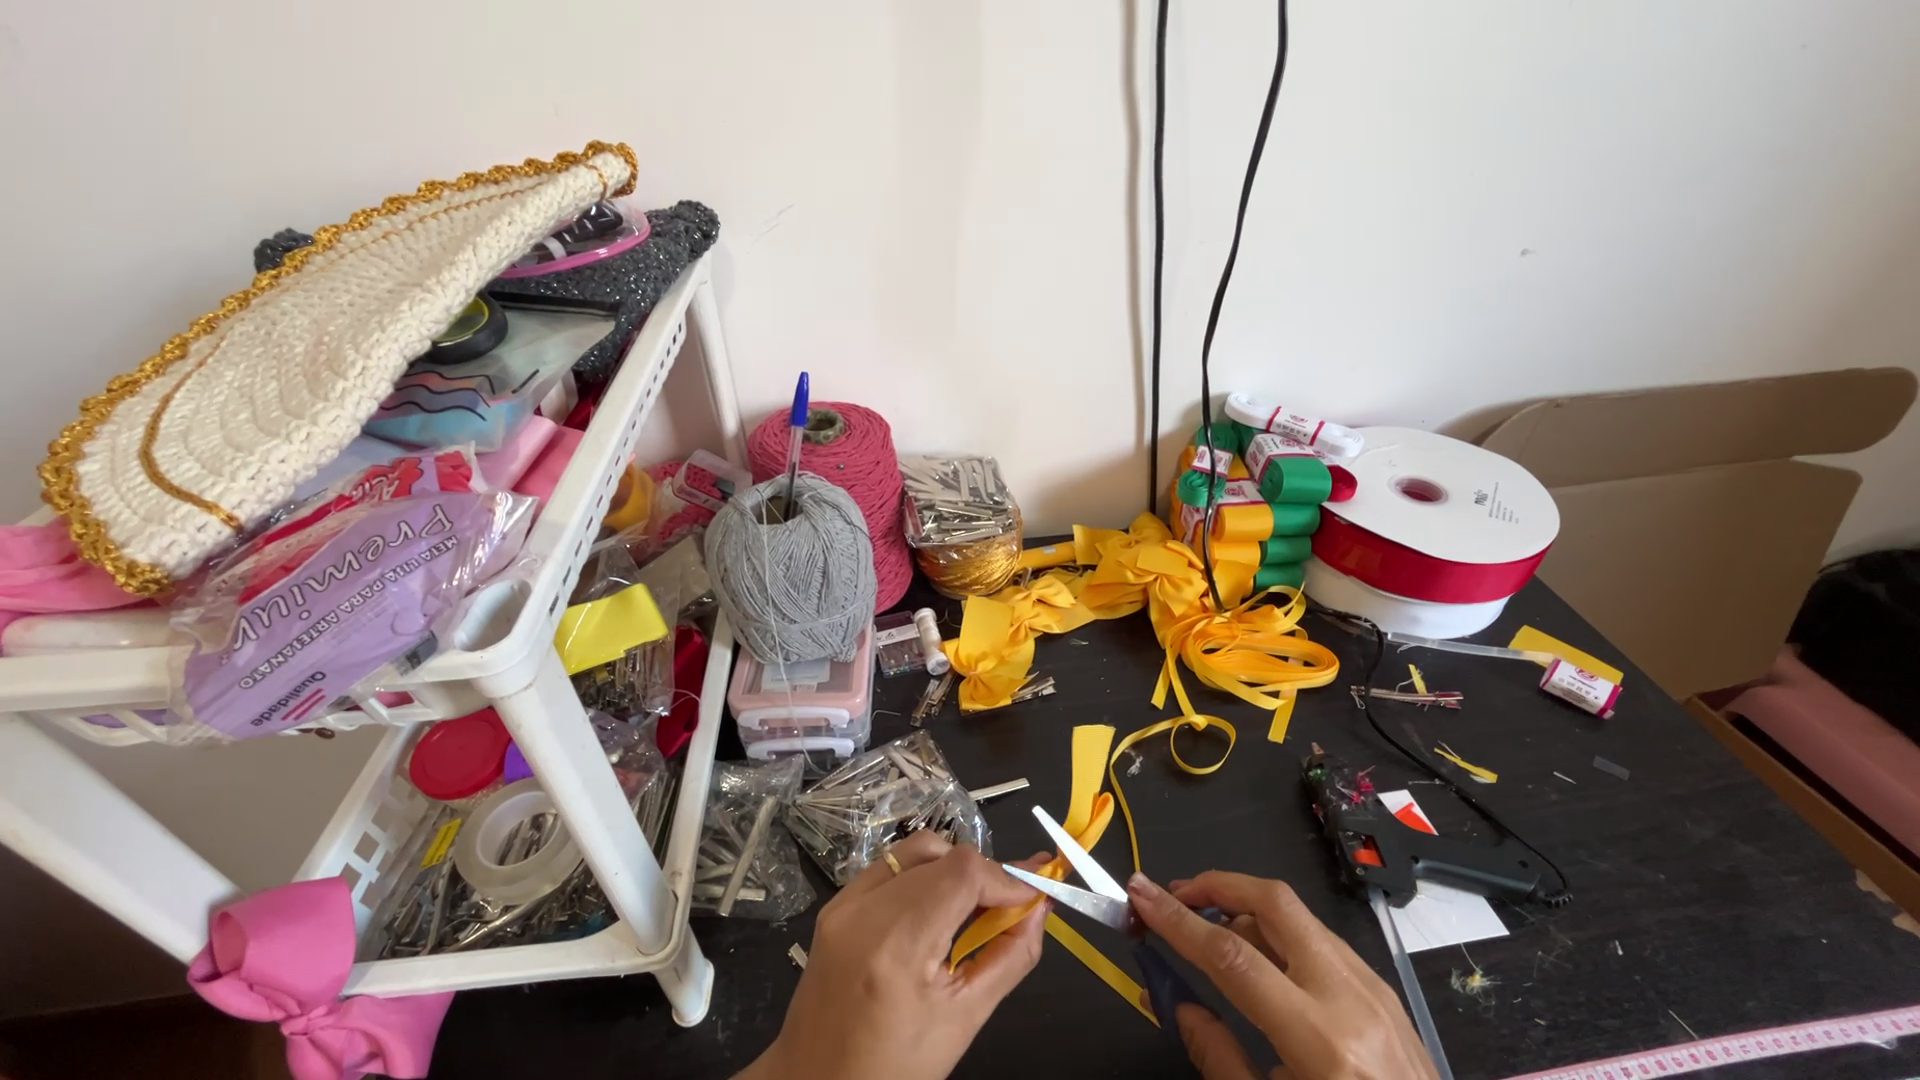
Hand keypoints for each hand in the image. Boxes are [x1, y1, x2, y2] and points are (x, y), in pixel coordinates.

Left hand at [737, 832, 1050, 1079]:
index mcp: (897, 943)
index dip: (1005, 876)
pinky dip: (923, 876)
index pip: (964, 871)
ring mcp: (844, 901)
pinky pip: (891, 866)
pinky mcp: (835, 903)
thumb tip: (1041, 906)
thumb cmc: (896, 1064)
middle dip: (984, 876)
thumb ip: (1011, 955)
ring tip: (968, 911)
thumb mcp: (966, 1018)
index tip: (1032, 898)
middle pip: (943, 855)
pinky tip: (932, 913)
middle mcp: (865, 908)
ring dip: (953, 869)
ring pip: (917, 850)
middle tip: (1007, 908)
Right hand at [1128, 872, 1437, 1079]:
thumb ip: (1219, 1058)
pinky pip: (1319, 941)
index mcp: (1319, 1042)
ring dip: (1245, 908)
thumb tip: (1181, 1004)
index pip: (1232, 957)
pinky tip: (1259, 963)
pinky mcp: (1385, 993)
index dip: (1178, 920)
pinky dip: (1278, 934)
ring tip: (1209, 932)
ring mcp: (1374, 990)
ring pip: (1297, 916)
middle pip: (1275, 902)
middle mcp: (1351, 999)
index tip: (1139, 893)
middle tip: (1175, 895)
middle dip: (1217, 884)